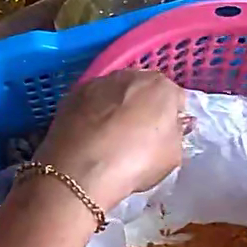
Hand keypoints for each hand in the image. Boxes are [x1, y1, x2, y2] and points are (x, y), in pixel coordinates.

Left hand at [31, 70, 183, 210]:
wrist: (80, 170)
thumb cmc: (135, 162)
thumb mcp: (173, 154)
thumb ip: (176, 132)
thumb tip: (172, 124)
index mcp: (160, 86)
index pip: (173, 97)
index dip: (170, 117)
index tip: (163, 135)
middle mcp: (127, 75)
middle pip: (140, 89)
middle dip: (141, 106)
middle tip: (136, 134)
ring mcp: (95, 83)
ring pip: (112, 93)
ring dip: (114, 107)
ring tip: (108, 135)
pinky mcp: (70, 95)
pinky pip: (89, 102)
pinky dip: (91, 113)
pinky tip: (88, 134)